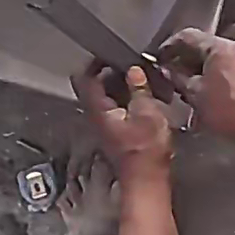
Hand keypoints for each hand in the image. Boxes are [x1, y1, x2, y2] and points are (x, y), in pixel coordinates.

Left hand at [74, 64, 173, 182]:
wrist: (147, 180)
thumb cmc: (145, 152)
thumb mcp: (147, 113)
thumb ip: (139, 89)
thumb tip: (134, 72)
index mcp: (99, 110)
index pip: (85, 78)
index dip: (95, 63)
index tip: (110, 55)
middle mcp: (97, 118)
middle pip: (97, 87)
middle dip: (115, 74)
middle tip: (135, 67)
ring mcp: (107, 127)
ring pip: (109, 99)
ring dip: (124, 88)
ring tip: (145, 83)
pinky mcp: (118, 134)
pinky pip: (119, 110)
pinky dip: (130, 101)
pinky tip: (148, 102)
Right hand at [158, 28, 234, 138]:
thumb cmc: (225, 112)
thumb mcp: (194, 93)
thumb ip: (177, 77)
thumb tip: (166, 70)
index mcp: (221, 48)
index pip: (189, 36)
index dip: (170, 45)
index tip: (159, 56)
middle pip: (204, 44)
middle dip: (184, 56)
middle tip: (169, 68)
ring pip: (216, 56)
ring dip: (198, 64)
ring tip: (183, 80)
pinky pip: (227, 65)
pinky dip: (212, 72)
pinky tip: (202, 86)